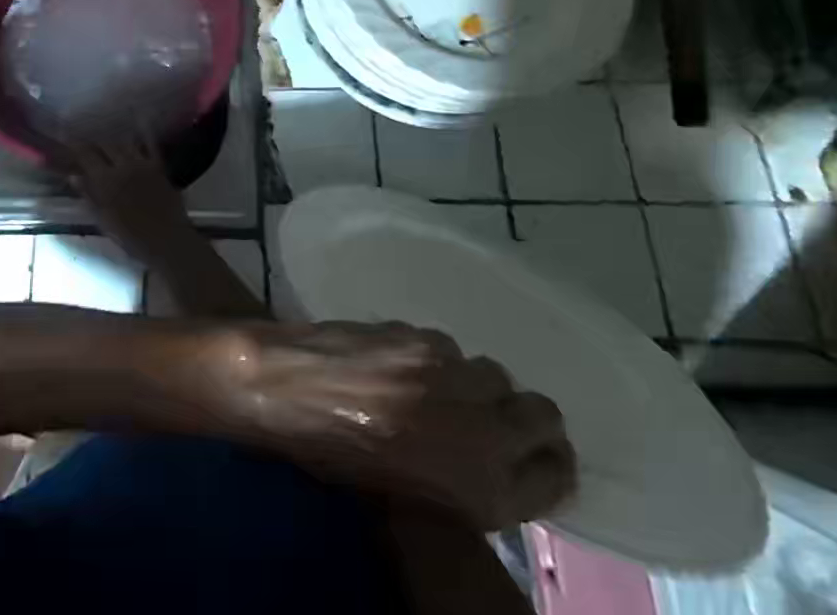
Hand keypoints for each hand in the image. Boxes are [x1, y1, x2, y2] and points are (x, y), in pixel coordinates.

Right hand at [68, 128, 188, 249]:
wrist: (167, 239)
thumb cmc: (131, 236)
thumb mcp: (103, 220)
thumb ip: (88, 196)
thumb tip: (74, 176)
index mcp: (106, 180)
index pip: (86, 154)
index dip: (75, 144)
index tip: (67, 137)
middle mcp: (124, 165)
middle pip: (105, 143)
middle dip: (94, 139)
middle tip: (85, 136)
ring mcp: (144, 163)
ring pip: (125, 141)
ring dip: (114, 135)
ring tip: (106, 131)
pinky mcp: (159, 166)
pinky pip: (151, 144)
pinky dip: (144, 132)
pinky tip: (140, 120)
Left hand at [203, 321, 573, 529]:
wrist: (279, 393)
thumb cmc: (334, 461)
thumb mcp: (414, 500)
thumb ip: (471, 483)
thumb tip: (502, 457)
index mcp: (482, 492)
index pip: (557, 473)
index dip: (546, 460)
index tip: (530, 451)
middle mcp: (480, 434)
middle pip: (542, 415)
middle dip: (520, 415)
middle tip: (487, 415)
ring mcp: (451, 379)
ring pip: (493, 373)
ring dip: (471, 383)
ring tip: (430, 388)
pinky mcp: (422, 337)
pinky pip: (448, 348)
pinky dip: (434, 357)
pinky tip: (398, 363)